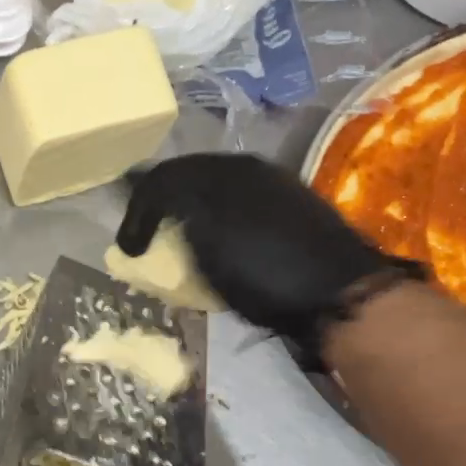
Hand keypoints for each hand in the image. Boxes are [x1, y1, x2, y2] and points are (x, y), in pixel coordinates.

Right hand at [117, 153, 423, 360]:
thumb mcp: (203, 236)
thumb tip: (147, 198)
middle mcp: (252, 170)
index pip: (162, 176)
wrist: (338, 295)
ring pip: (213, 194)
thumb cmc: (261, 268)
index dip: (136, 211)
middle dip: (160, 209)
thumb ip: (171, 208)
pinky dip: (213, 227)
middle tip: (144, 242)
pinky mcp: (292, 214)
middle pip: (189, 180)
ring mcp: (276, 190)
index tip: (127, 249)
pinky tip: (213, 251)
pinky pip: (236, 209)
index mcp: (226, 170)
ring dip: (187, 218)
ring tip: (175, 247)